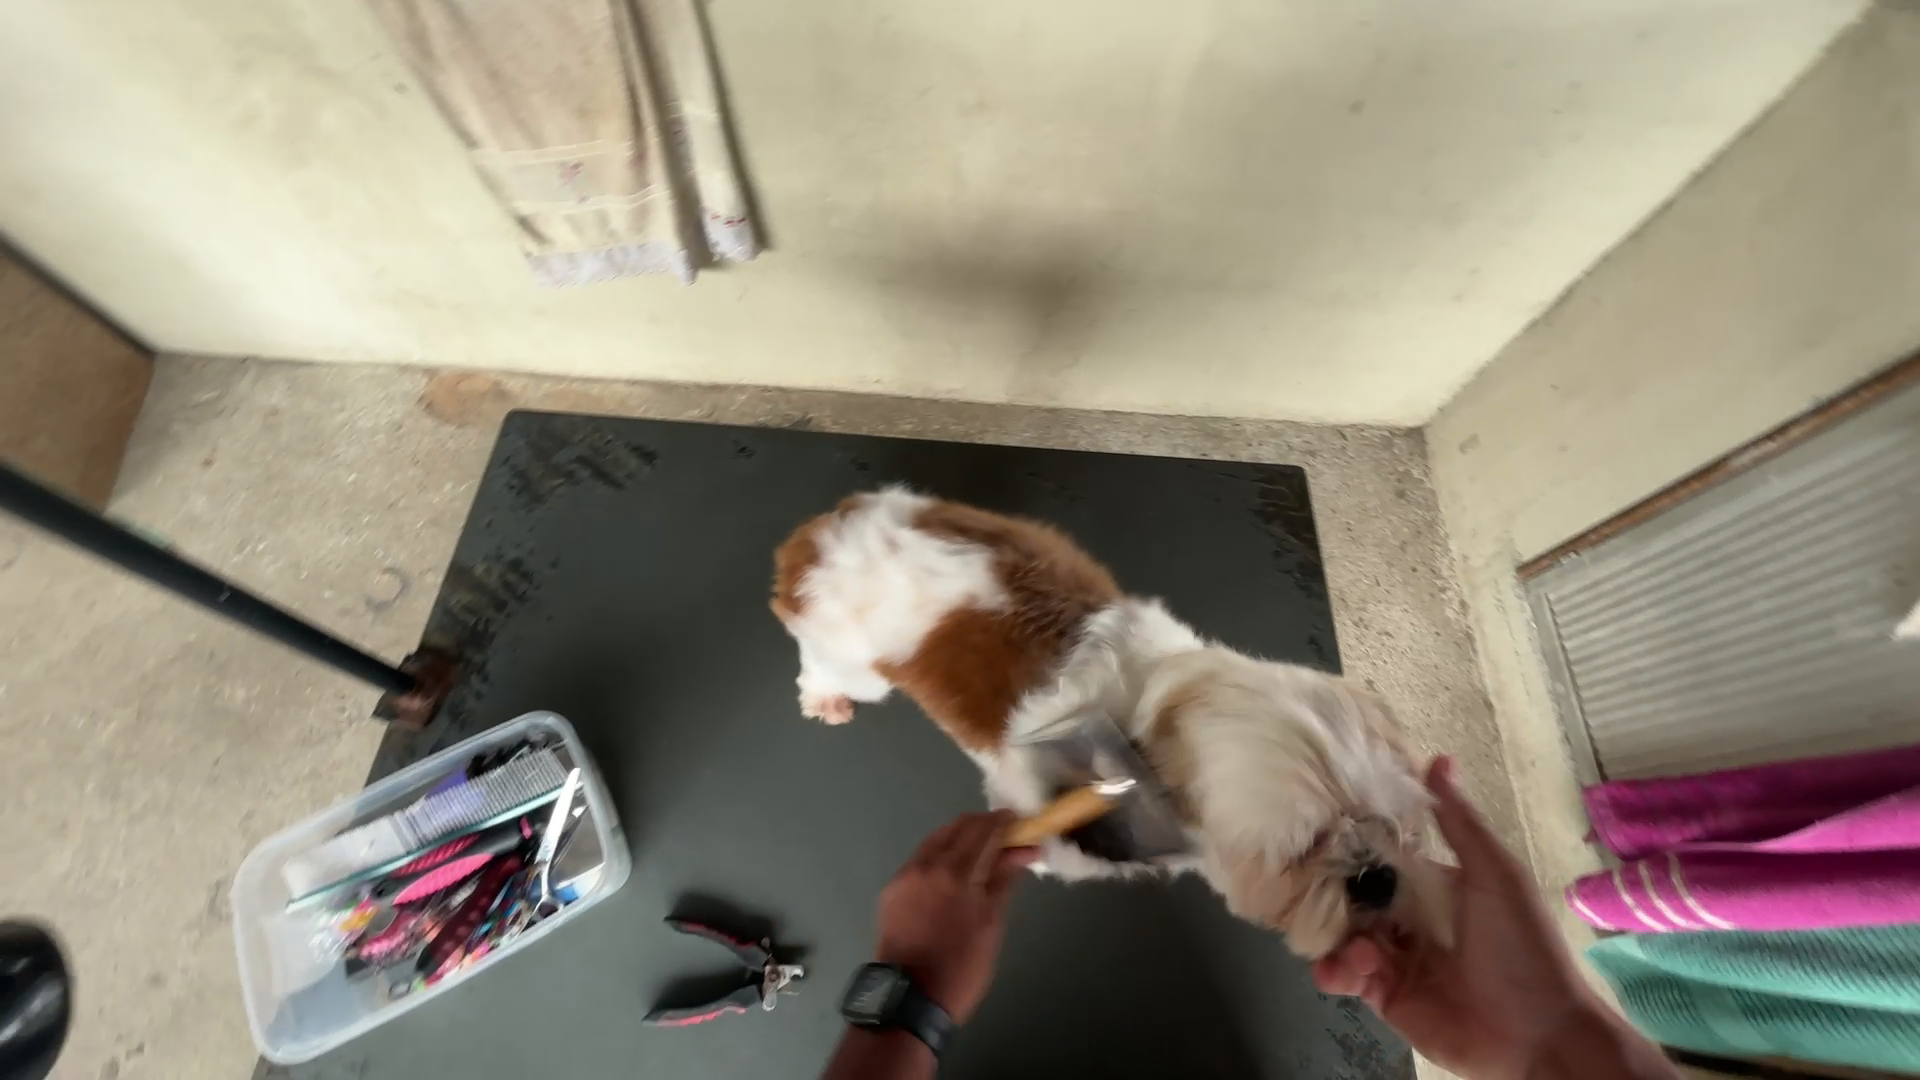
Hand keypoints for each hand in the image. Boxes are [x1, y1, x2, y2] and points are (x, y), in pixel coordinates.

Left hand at [873, 812, 1038, 1022]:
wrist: (909, 1001)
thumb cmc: (961, 968)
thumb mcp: (991, 925)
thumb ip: (1004, 880)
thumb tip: (1024, 851)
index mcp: (957, 873)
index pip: (985, 831)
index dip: (1005, 822)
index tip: (1019, 821)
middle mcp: (928, 863)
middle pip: (960, 826)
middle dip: (984, 824)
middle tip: (1004, 834)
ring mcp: (907, 873)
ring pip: (939, 837)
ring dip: (962, 835)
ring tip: (981, 848)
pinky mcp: (893, 886)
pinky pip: (922, 857)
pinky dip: (942, 852)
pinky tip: (953, 867)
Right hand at [1313, 758, 1654, 1079]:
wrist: (1544, 1035)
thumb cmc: (1522, 946)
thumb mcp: (1494, 874)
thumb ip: (1459, 822)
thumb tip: (1439, 758)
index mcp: (1421, 887)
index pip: (1370, 859)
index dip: (1342, 846)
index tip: (1312, 831)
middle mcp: (1399, 917)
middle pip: (1344, 895)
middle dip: (1323, 893)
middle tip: (1306, 889)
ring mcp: (1388, 956)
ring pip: (1337, 933)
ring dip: (1334, 937)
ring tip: (1358, 949)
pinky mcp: (1381, 994)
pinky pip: (1343, 974)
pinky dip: (1338, 970)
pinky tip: (1355, 968)